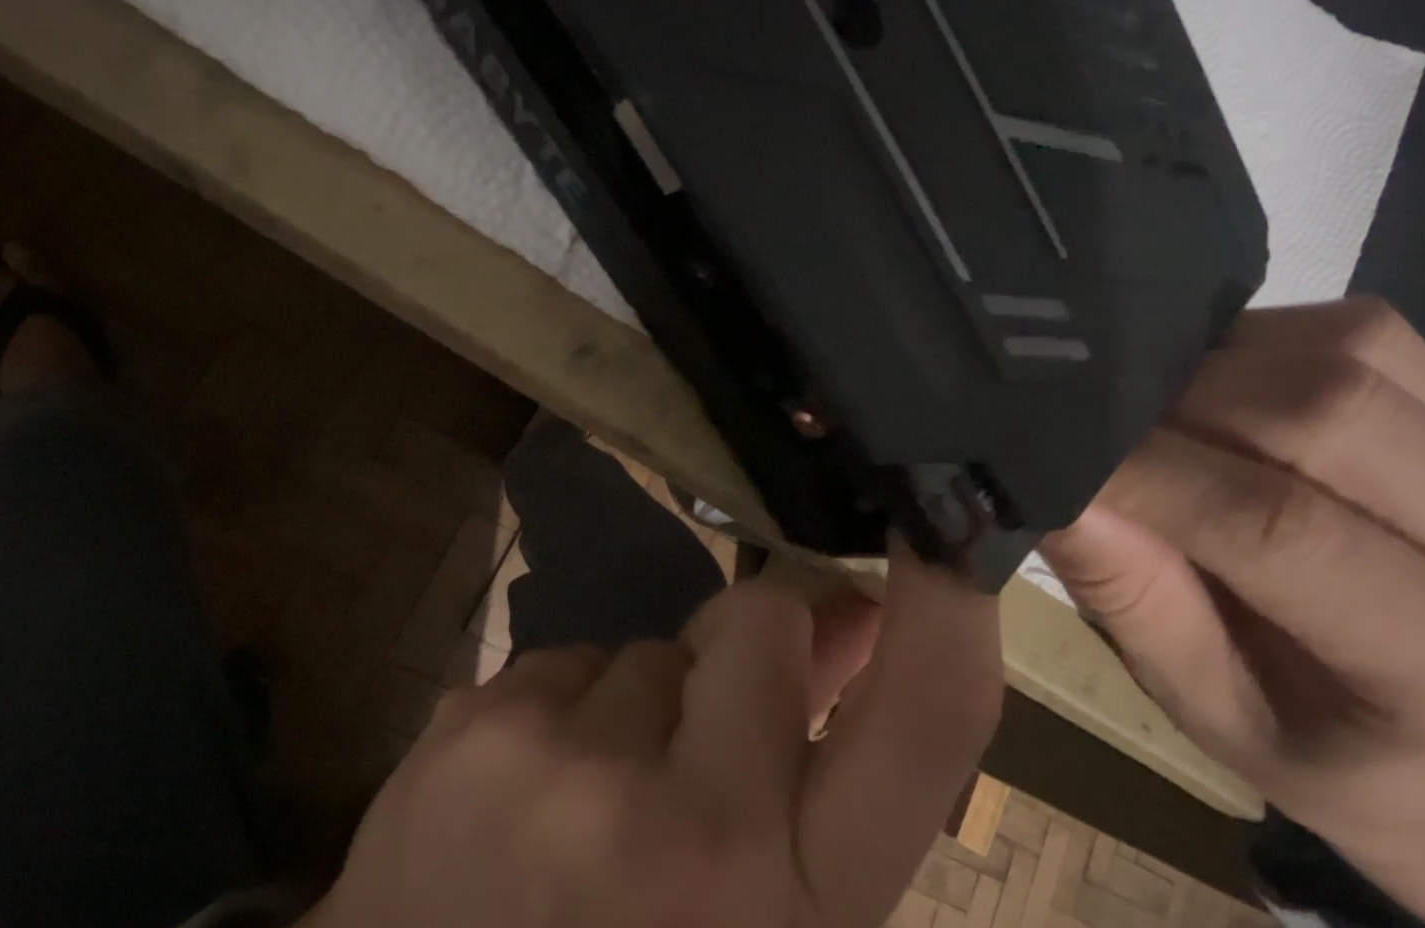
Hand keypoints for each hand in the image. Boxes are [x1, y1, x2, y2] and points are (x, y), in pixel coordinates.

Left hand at [304, 550, 1001, 927]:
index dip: (951, 609)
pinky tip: (533, 788)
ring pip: (649, 643)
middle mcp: (688, 820)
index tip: (938, 534)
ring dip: (647, 695)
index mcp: (794, 898)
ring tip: (605, 793)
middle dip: (753, 642)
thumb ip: (818, 774)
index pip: (926, 720)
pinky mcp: (472, 726)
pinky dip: (566, 707)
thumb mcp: (763, 902)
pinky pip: (563, 659)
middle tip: (718, 720)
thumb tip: (849, 621)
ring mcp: (566, 764)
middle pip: (759, 619)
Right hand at [1043, 299, 1424, 927]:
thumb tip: (1063, 497)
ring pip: (1352, 355)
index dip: (1154, 480)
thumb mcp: (1205, 710)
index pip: (1288, 531)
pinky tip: (1206, 388)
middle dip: (1180, 407)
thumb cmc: (1312, 746)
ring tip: (1141, 411)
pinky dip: (1255, 345)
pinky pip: (1360, 333)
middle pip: (1334, 418)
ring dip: (1215, 367)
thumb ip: (1138, 605)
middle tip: (1089, 426)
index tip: (1052, 460)